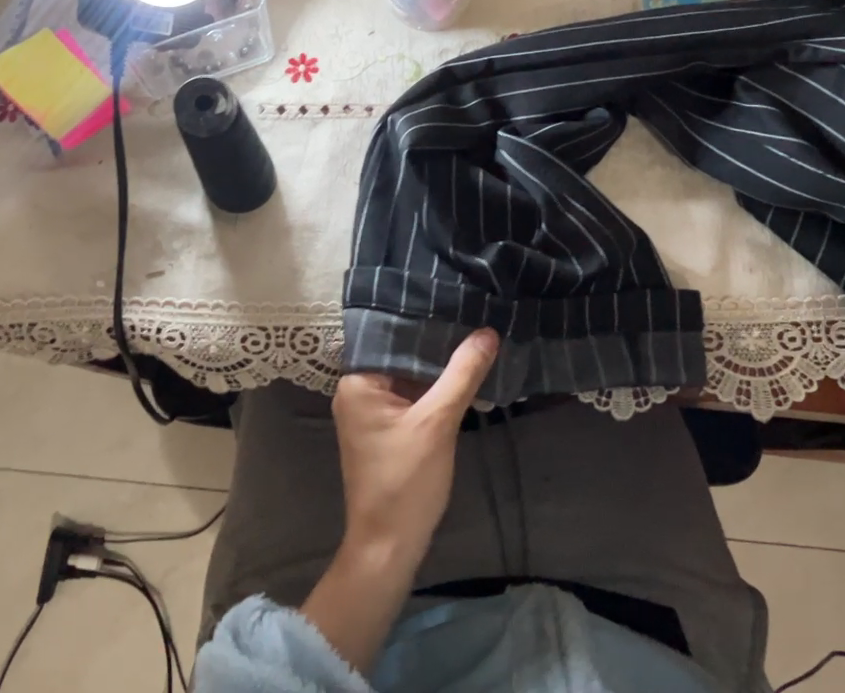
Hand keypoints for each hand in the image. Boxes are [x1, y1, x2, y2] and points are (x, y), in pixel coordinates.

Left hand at [300, 329, 498, 672]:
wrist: (388, 545)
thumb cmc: (405, 482)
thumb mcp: (438, 423)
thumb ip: (462, 374)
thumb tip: (487, 332)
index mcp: (357, 382)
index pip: (391, 336)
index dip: (424, 319)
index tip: (457, 298)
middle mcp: (357, 391)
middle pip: (401, 355)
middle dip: (436, 342)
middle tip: (475, 314)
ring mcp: (370, 412)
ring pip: (409, 377)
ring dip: (438, 367)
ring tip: (476, 338)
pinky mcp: (386, 430)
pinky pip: (411, 397)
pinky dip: (435, 390)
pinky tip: (466, 376)